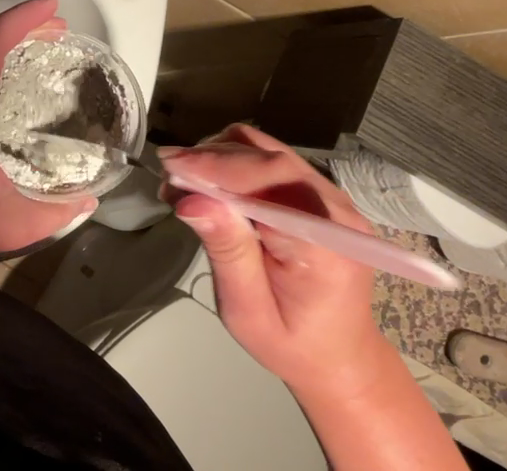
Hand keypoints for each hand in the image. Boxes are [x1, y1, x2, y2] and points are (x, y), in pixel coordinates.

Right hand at [159, 124, 391, 400]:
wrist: (338, 357)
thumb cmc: (290, 344)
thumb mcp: (248, 312)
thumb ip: (227, 252)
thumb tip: (193, 201)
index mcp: (324, 244)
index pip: (268, 180)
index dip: (215, 166)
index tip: (169, 167)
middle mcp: (336, 211)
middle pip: (267, 157)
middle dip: (210, 159)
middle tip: (168, 181)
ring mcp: (333, 199)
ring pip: (267, 150)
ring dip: (219, 157)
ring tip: (185, 184)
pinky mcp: (320, 195)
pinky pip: (272, 160)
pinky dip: (233, 162)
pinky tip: (210, 185)